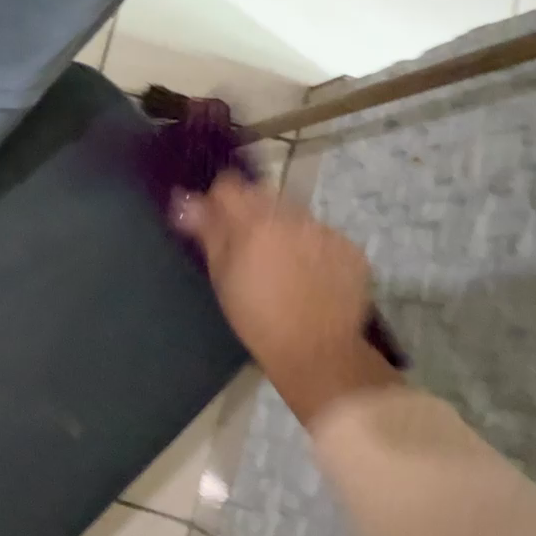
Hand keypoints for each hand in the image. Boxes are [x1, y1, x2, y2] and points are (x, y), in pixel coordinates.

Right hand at [171, 172, 396, 424]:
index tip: (213, 219)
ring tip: (278, 264)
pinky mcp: (351, 249)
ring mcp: (327, 232)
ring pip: (295, 216)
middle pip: (264, 196)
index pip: (230, 186)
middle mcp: (294, 218)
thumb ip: (207, 231)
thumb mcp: (221, 274)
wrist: (316, 349)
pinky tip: (306, 276)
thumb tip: (184, 201)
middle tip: (244, 245)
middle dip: (251, 213)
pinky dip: (310, 247)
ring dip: (282, 229)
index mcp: (256, 223)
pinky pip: (321, 236)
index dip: (218, 200)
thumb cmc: (255, 316)